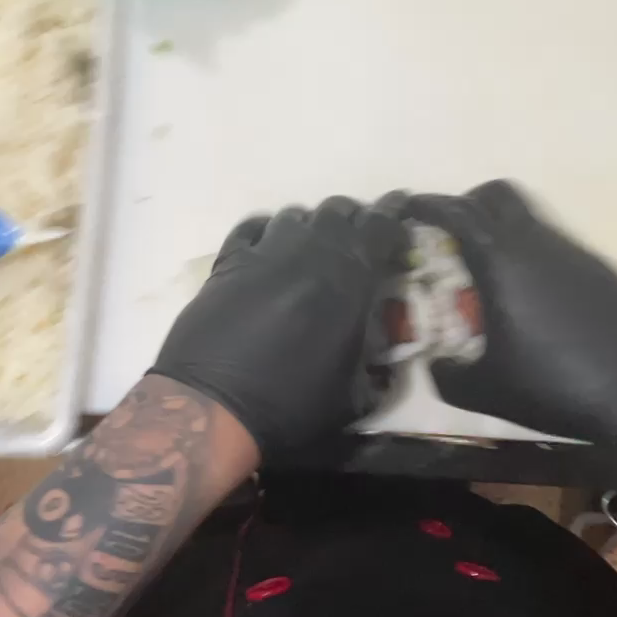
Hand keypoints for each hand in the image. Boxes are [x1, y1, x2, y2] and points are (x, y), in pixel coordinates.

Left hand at [150, 194, 407, 458]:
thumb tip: (387, 365)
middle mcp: (310, 252)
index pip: (382, 224)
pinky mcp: (228, 261)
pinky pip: (252, 227)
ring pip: (296, 215)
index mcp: (350, 278)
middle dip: (354, 220)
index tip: (402, 209)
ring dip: (311, 227)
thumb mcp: (356, 397)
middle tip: (358, 242)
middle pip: (338, 211)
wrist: (214, 407)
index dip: (396, 213)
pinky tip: (268, 248)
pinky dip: (267, 231)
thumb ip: (379, 372)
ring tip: (312, 249)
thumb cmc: (293, 405)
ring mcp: (265, 252)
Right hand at [408, 180, 616, 476]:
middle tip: (448, 236)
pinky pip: (556, 249)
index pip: (457, 212)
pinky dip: (531, 260)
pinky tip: (533, 305)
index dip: (427, 205)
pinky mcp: (602, 272)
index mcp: (503, 263)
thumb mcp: (484, 391)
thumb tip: (436, 363)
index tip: (408, 208)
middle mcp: (539, 244)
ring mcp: (576, 254)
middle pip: (497, 196)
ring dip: (501, 236)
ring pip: (529, 223)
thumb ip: (446, 374)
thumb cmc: (555, 388)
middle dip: (466, 204)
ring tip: (488, 282)